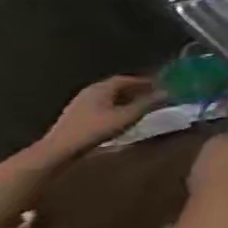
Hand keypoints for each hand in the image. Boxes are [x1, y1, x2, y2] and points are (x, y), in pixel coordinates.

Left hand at [38, 76, 163, 159]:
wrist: (61, 147)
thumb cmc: (96, 129)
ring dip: (125, 98)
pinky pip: (102, 104)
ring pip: (108, 96)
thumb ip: (146, 104)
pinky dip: (115, 105)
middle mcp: (91, 91)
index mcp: (102, 88)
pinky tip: (121, 115)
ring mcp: (81, 102)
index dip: (143, 81)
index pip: (125, 79)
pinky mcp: (77, 113)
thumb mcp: (127, 117)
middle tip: (151, 95)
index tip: (158, 85)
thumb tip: (165, 93)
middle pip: (116, 86)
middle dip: (135, 89)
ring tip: (139, 105)